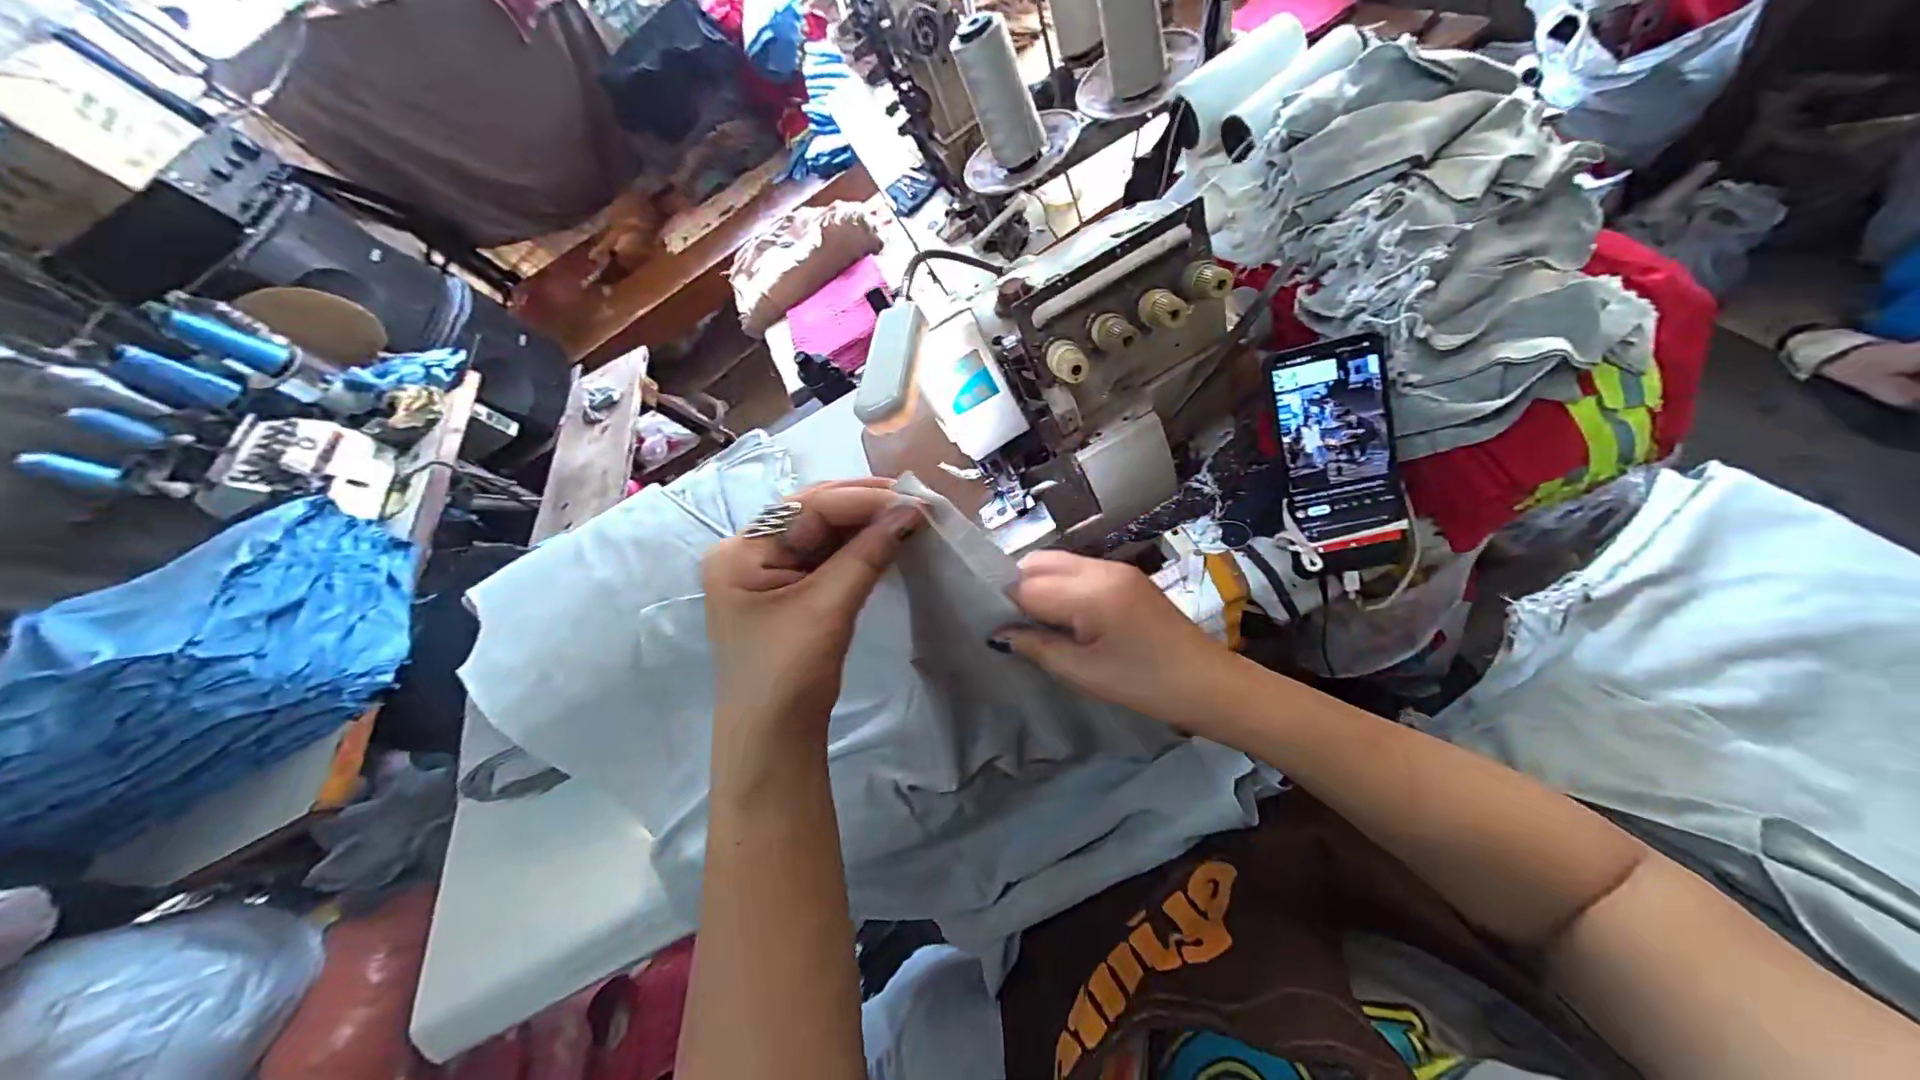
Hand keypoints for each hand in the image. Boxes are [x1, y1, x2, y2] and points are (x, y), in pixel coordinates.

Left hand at [701, 479, 925, 739]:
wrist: (772, 740)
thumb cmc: (788, 673)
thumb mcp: (827, 608)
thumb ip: (867, 554)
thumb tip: (910, 511)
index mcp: (740, 551)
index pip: (807, 507)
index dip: (861, 500)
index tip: (911, 500)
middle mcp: (747, 552)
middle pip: (812, 514)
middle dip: (863, 506)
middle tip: (913, 500)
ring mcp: (766, 573)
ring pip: (822, 534)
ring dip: (864, 525)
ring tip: (907, 516)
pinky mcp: (787, 592)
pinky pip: (825, 558)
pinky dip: (857, 549)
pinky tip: (886, 540)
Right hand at [995, 550, 1242, 725]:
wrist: (1210, 684)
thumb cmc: (1146, 685)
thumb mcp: (1084, 674)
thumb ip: (1038, 647)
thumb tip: (1001, 633)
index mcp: (1090, 592)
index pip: (1026, 585)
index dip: (1003, 605)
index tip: (991, 626)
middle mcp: (1101, 568)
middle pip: (1037, 562)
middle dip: (1017, 588)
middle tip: (1012, 626)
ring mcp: (1116, 568)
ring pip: (1057, 562)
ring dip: (1039, 585)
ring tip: (1037, 623)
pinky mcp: (1126, 576)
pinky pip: (1078, 569)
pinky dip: (1060, 585)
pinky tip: (1063, 616)